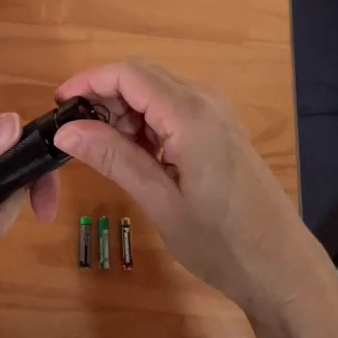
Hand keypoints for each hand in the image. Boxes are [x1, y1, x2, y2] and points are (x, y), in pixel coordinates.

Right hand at [53, 59, 327, 312]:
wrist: (279, 264)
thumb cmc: (219, 240)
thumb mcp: (159, 201)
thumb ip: (114, 158)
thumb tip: (65, 130)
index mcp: (190, 112)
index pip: (129, 73)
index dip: (89, 80)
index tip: (58, 105)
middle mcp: (204, 99)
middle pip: (142, 75)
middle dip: (104, 95)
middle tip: (78, 135)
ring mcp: (215, 111)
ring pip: (156, 89)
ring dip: (125, 109)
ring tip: (104, 150)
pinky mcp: (218, 126)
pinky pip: (173, 106)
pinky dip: (146, 120)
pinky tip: (135, 153)